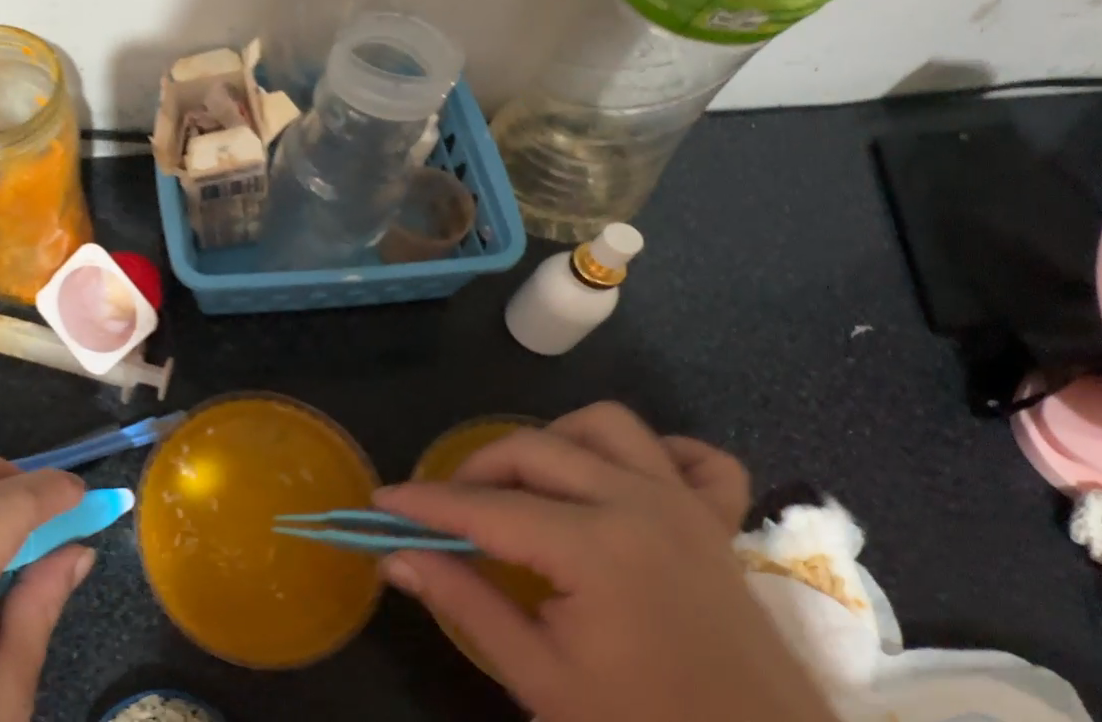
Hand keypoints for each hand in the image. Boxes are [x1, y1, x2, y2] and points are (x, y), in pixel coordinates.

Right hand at [376, 403, 835, 721]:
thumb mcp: (540, 676)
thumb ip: (464, 604)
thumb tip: (395, 559)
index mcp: (594, 547)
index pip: (486, 507)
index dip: (426, 502)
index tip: (382, 501)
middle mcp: (639, 503)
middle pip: (534, 449)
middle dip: (476, 470)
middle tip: (445, 512)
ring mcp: (687, 505)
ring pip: (606, 426)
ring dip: (555, 442)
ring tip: (527, 486)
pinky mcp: (720, 521)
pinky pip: (692, 456)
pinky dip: (652, 453)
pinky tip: (621, 482)